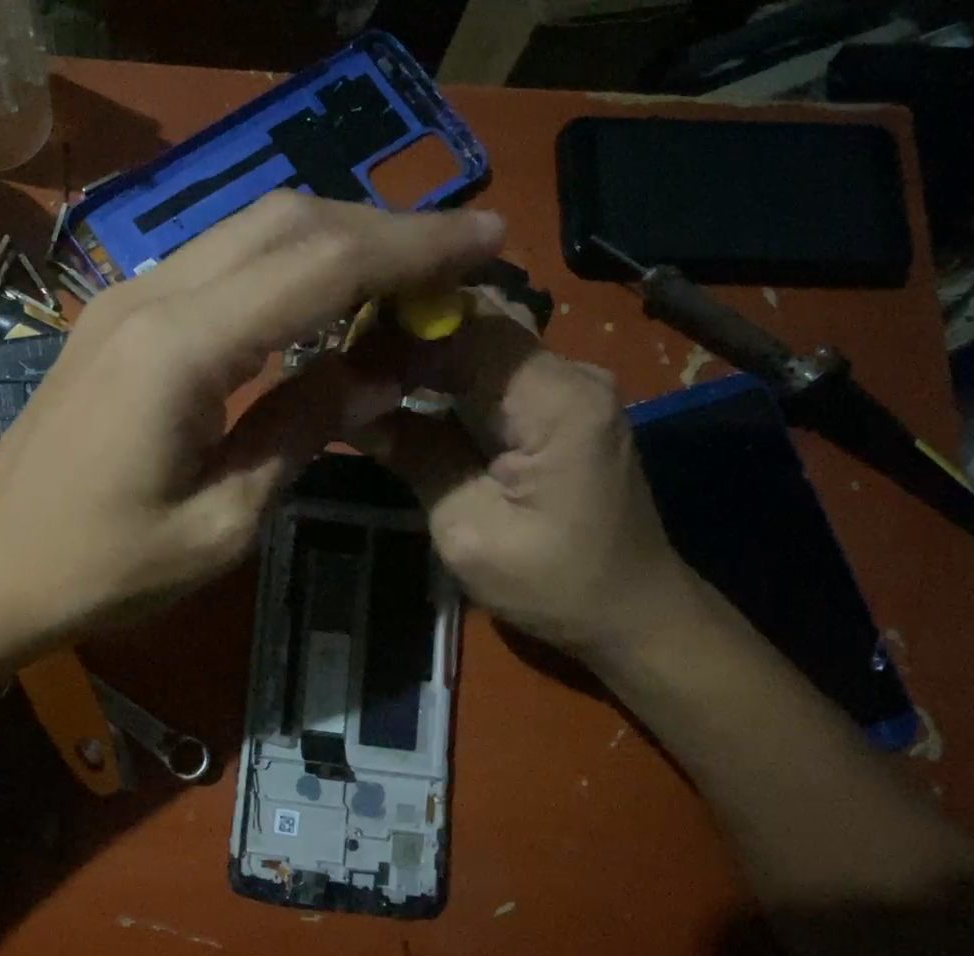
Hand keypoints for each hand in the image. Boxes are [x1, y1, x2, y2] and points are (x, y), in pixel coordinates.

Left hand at [0, 192, 505, 659]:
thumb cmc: (99, 570)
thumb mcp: (220, 523)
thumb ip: (301, 430)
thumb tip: (377, 367)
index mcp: (181, 346)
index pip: (323, 262)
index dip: (414, 246)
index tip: (488, 241)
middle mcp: (149, 296)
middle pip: (284, 220)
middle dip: (378, 229)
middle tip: (449, 264)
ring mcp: (121, 301)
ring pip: (245, 231)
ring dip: (327, 240)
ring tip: (397, 277)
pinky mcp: (111, 321)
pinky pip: (211, 265)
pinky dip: (276, 267)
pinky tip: (311, 302)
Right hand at [353, 293, 696, 654]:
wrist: (633, 613)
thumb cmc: (553, 583)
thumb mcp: (469, 529)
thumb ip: (417, 457)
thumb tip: (352, 409)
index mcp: (556, 400)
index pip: (467, 329)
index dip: (399, 334)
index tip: (341, 358)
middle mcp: (570, 375)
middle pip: (477, 325)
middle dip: (406, 337)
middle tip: (343, 363)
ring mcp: (569, 388)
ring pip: (483, 342)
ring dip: (422, 353)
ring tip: (362, 374)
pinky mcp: (561, 407)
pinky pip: (494, 372)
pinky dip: (446, 376)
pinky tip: (404, 391)